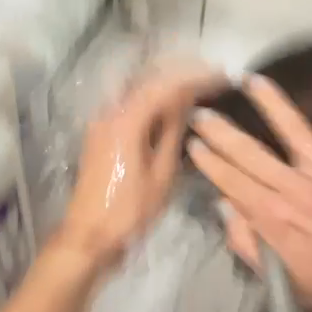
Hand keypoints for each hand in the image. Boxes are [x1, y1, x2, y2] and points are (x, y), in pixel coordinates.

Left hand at [53, 64, 224, 272]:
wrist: (88, 236)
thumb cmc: (130, 210)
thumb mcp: (162, 174)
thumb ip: (174, 132)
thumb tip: (187, 102)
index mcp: (126, 120)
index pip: (166, 85)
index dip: (196, 77)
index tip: (222, 76)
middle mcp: (110, 112)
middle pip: (149, 79)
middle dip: (182, 75)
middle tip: (213, 77)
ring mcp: (101, 122)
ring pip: (138, 90)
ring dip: (167, 85)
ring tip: (197, 89)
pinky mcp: (100, 134)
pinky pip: (130, 105)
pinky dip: (152, 100)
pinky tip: (171, 109)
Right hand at [189, 65, 311, 311]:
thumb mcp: (277, 278)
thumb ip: (246, 243)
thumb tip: (223, 207)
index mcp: (272, 216)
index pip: (230, 180)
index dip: (207, 161)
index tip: (192, 144)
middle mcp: (295, 188)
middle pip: (250, 152)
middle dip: (221, 131)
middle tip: (202, 111)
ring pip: (294, 129)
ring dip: (270, 102)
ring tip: (250, 80)